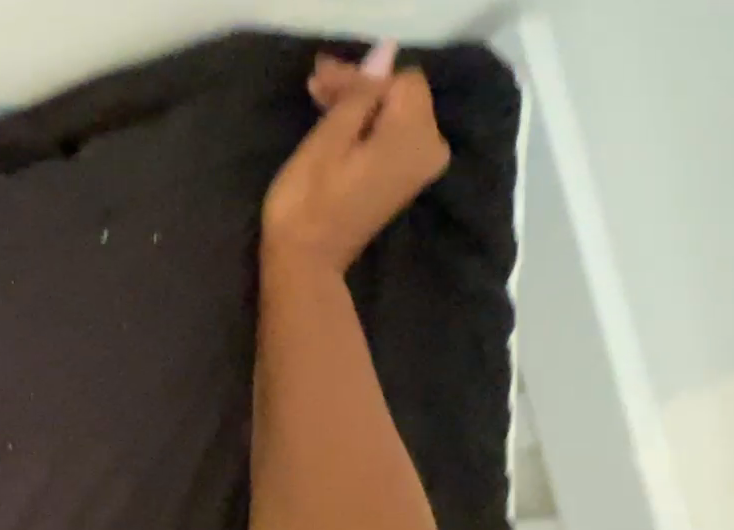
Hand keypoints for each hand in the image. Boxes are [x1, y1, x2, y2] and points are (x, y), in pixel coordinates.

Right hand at [261, 46, 450, 273]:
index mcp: (414, 136)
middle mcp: (431, 147)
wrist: (303, 268)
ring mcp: (420, 167)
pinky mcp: (404, 181)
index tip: (316, 82)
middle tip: (316, 90)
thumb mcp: (323, 145)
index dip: (356, 78)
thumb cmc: (304, 208)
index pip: (394, 82)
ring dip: (362, 110)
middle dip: (361, 91)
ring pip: (398, 117)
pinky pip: (394, 139)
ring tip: (323, 110)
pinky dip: (368, 131)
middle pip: (402, 97)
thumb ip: (356, 99)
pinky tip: (341, 133)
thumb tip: (381, 58)